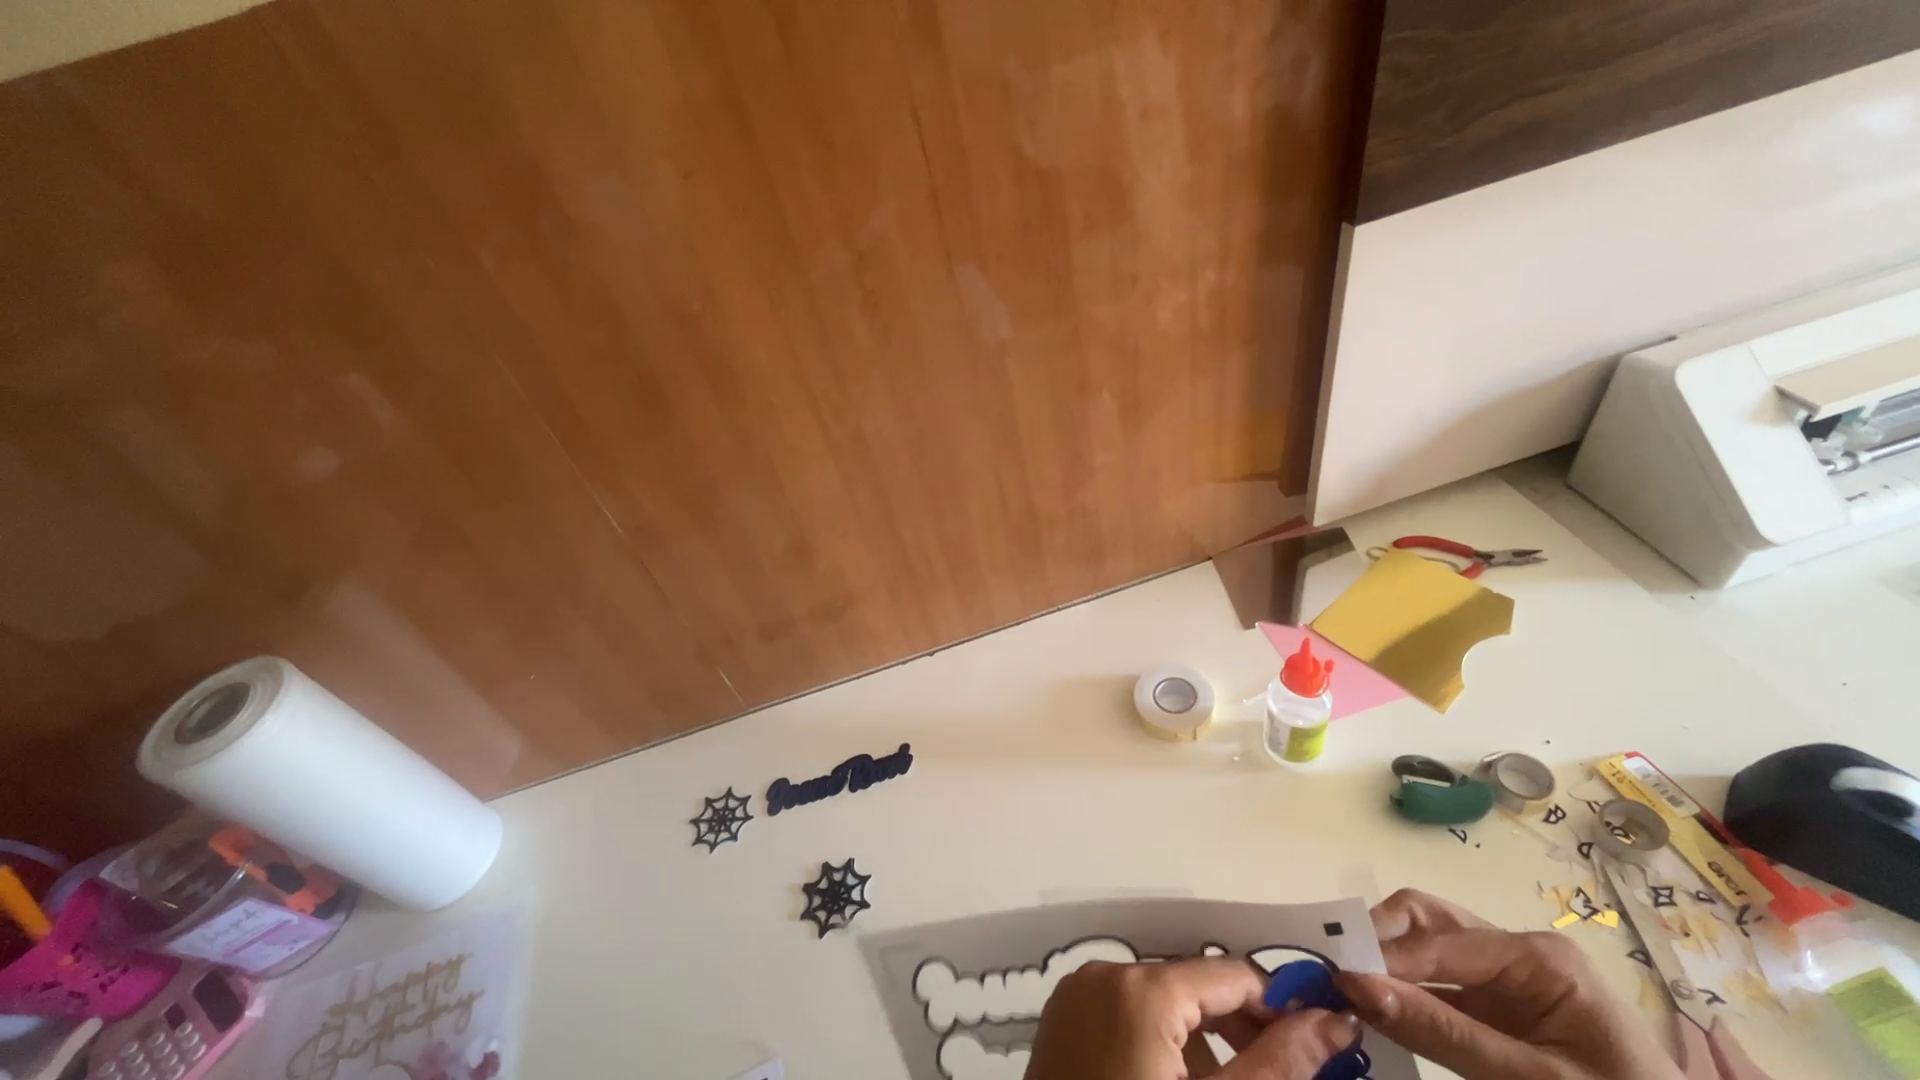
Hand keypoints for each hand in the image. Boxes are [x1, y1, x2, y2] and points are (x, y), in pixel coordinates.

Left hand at [1026, 956, 1360, 1078]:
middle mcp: (1105, 973)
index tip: (1320, 1043)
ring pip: (1162, 1001)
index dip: (1281, 1008)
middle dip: (1243, 1028)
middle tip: (1287, 1073)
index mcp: (1142, 987)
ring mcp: (1078, 994)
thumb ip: (1279, 1063)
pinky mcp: (1063, 1019)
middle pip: (1195, 986)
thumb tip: (1336, 1019)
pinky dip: (1161, 1041)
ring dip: (1204, 1040)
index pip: (1233, 975)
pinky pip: (1127, 1013)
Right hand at [1333, 889, 1681, 1079]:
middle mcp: (1517, 951)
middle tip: (1337, 974)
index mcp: (1537, 957)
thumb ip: (1443, 1033)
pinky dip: (1402, 991)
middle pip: (1426, 920)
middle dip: (1375, 939)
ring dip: (1383, 960)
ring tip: (1347, 988)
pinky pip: (1438, 985)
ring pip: (1425, 945)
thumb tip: (1355, 986)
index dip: (1381, 957)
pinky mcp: (1499, 1008)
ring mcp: (1507, 979)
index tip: (1333, 980)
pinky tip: (1378, 1009)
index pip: (1437, 941)